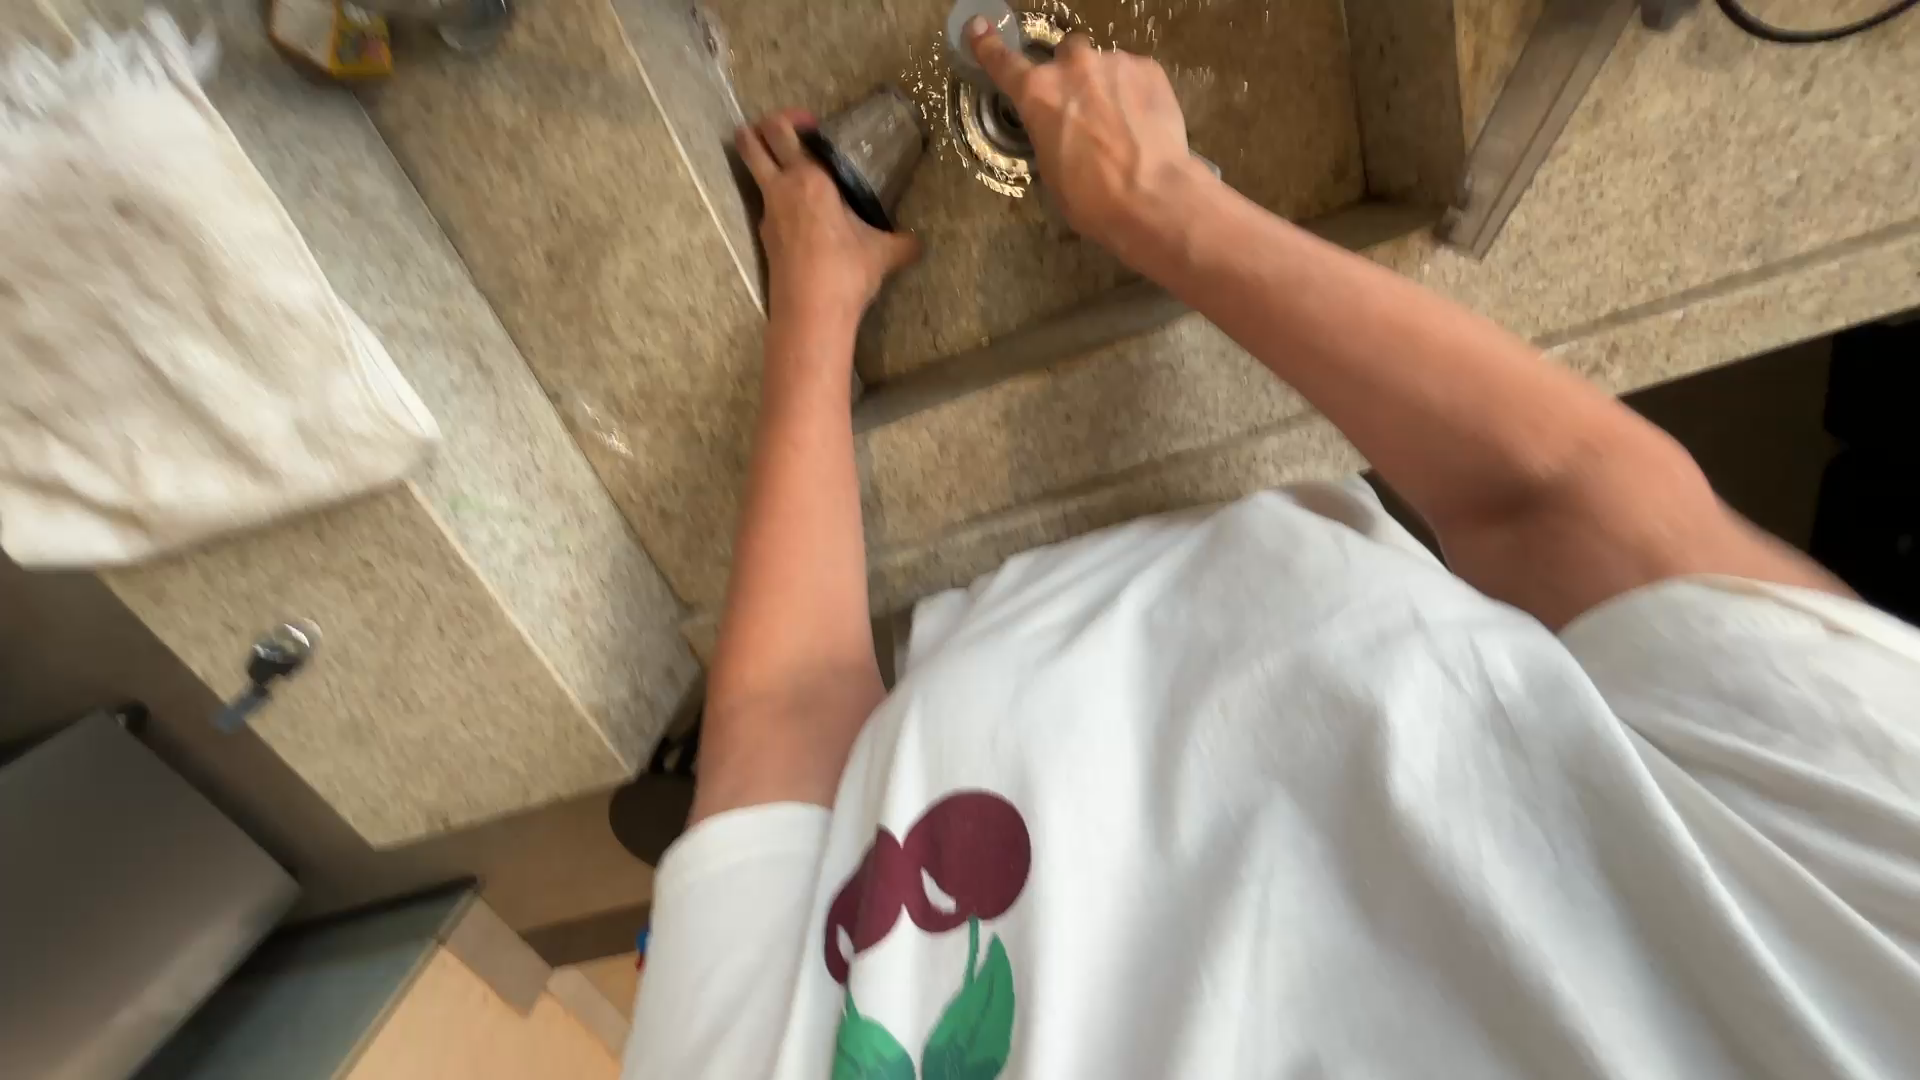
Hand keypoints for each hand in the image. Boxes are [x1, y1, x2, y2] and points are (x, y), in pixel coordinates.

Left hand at [736, 109, 921, 327]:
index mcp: (809, 179)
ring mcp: (768, 214)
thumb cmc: (846, 273)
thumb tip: (920, 244)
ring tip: (791, 171)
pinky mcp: (766, 239)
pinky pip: (767, 205)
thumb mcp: (883, 255)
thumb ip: (903, 243)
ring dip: (762, 161)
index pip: (785, 130)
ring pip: (752, 171)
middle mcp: (781, 189)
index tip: (814, 127)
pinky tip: (801, 217)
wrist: (811, 314)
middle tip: (787, 136)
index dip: (795, 119)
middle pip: (751, 141)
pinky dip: (777, 200)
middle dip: (760, 129)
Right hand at [966, 19, 1200, 253]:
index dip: (989, 46)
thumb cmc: (1091, 199)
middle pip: (1066, 55)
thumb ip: (1049, 135)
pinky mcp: (1148, 68)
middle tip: (1083, 110)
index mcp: (1038, 96)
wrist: (1150, 196)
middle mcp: (1073, 67)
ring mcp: (1114, 62)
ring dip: (1106, 88)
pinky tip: (1142, 126)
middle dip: (1072, 76)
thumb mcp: (1052, 173)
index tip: (979, 28)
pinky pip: (1135, 75)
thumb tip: (1060, 129)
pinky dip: (1135, 95)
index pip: (1005, 64)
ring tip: (1120, 128)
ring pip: (1104, 66)